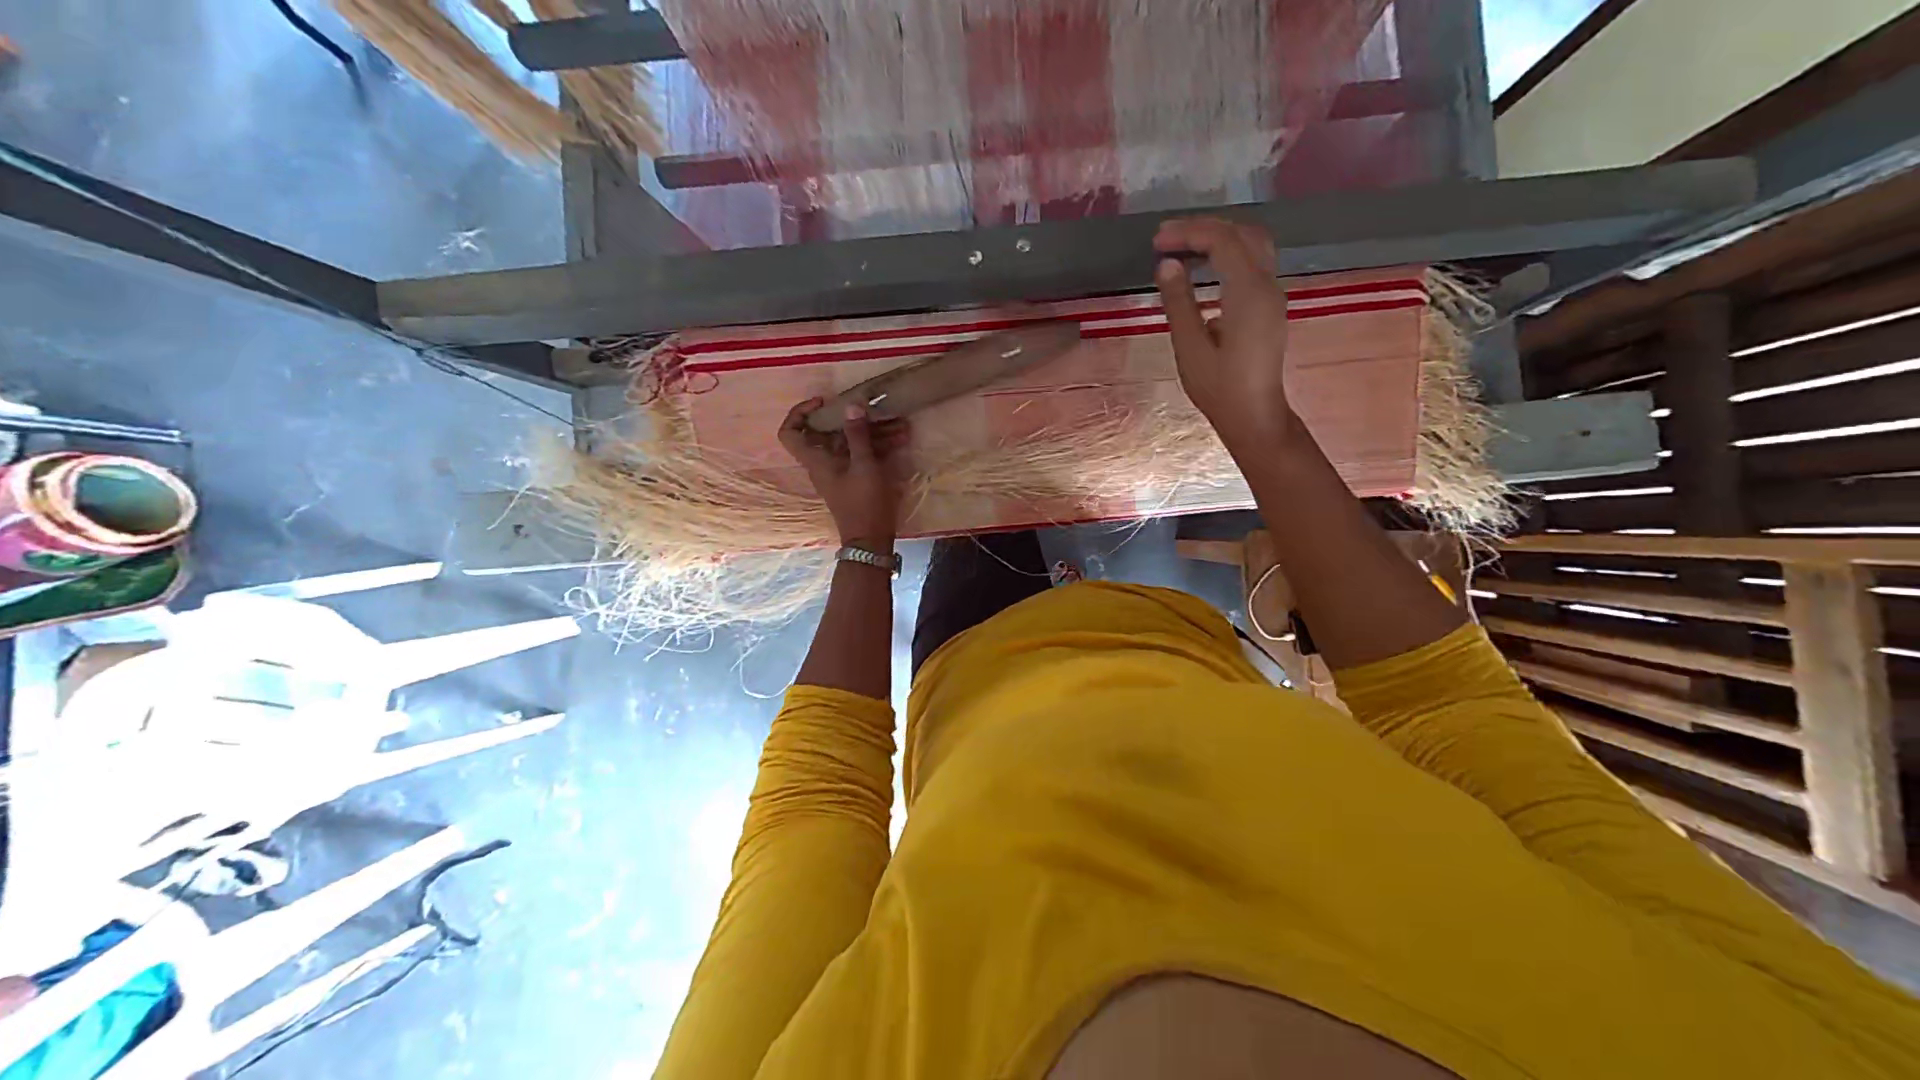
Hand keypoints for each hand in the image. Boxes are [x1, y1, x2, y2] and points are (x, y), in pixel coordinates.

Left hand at [778, 398, 911, 551]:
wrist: (871, 540)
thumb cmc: (863, 503)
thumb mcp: (864, 466)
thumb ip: (858, 435)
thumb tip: (851, 405)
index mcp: (816, 460)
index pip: (790, 433)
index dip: (800, 413)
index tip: (823, 402)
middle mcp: (824, 463)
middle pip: (829, 433)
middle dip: (853, 419)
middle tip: (873, 409)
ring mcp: (841, 471)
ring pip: (852, 443)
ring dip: (874, 432)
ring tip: (901, 424)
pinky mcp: (856, 479)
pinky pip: (863, 455)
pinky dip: (879, 446)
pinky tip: (902, 439)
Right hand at [1153, 217, 1294, 455]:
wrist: (1254, 415)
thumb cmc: (1219, 388)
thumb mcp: (1190, 348)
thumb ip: (1179, 303)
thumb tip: (1166, 265)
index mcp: (1248, 293)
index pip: (1222, 241)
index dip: (1188, 233)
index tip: (1156, 241)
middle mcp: (1267, 286)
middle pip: (1242, 234)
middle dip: (1204, 228)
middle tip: (1167, 237)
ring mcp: (1272, 295)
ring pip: (1253, 245)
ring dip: (1219, 237)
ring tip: (1183, 247)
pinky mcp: (1269, 307)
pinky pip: (1253, 263)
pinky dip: (1228, 254)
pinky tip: (1203, 269)